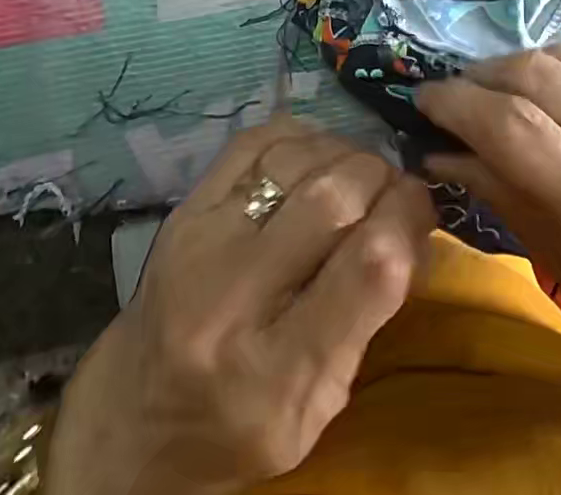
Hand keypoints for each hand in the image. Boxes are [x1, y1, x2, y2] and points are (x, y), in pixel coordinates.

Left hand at [46, 118, 433, 494]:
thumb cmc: (238, 423)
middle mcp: (233, 296)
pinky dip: (296, 136)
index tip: (424, 204)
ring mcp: (200, 241)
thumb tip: (409, 228)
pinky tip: (316, 150)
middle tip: (393, 183)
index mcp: (279, 372)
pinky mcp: (184, 209)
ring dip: (341, 152)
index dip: (408, 220)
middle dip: (378, 178)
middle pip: (328, 201)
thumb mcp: (318, 408)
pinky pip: (249, 144)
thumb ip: (366, 320)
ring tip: (358, 167)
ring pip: (290, 161)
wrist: (135, 409)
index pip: (367, 271)